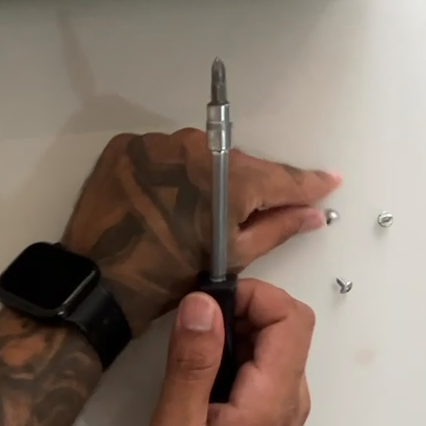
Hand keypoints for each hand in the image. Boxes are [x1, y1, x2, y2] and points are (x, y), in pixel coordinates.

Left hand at [63, 130, 339, 334]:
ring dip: (205, 179)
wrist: (98, 280)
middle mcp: (197, 149)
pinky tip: (163, 203)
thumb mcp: (232, 257)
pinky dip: (170, 175)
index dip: (308, 183)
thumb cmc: (165, 277)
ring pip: (201, 157)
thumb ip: (279, 227)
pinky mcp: (129, 148)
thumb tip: (312, 213)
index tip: (328, 181)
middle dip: (246, 188)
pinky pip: (164, 156)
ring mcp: (159, 144)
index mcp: (231, 179)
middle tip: (238, 218)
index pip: (282, 176)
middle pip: (240, 165)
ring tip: (190, 215)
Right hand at [145, 279, 313, 425]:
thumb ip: (192, 364)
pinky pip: (266, 361)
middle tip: (194, 328)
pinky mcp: (276, 408)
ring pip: (276, 339)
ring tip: (193, 352)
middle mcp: (292, 392)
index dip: (254, 295)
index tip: (209, 306)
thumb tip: (202, 304)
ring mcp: (288, 401)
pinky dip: (239, 350)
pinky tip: (204, 373)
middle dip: (242, 309)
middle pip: (287, 322)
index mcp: (272, 394)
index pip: (290, 316)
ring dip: (237, 330)